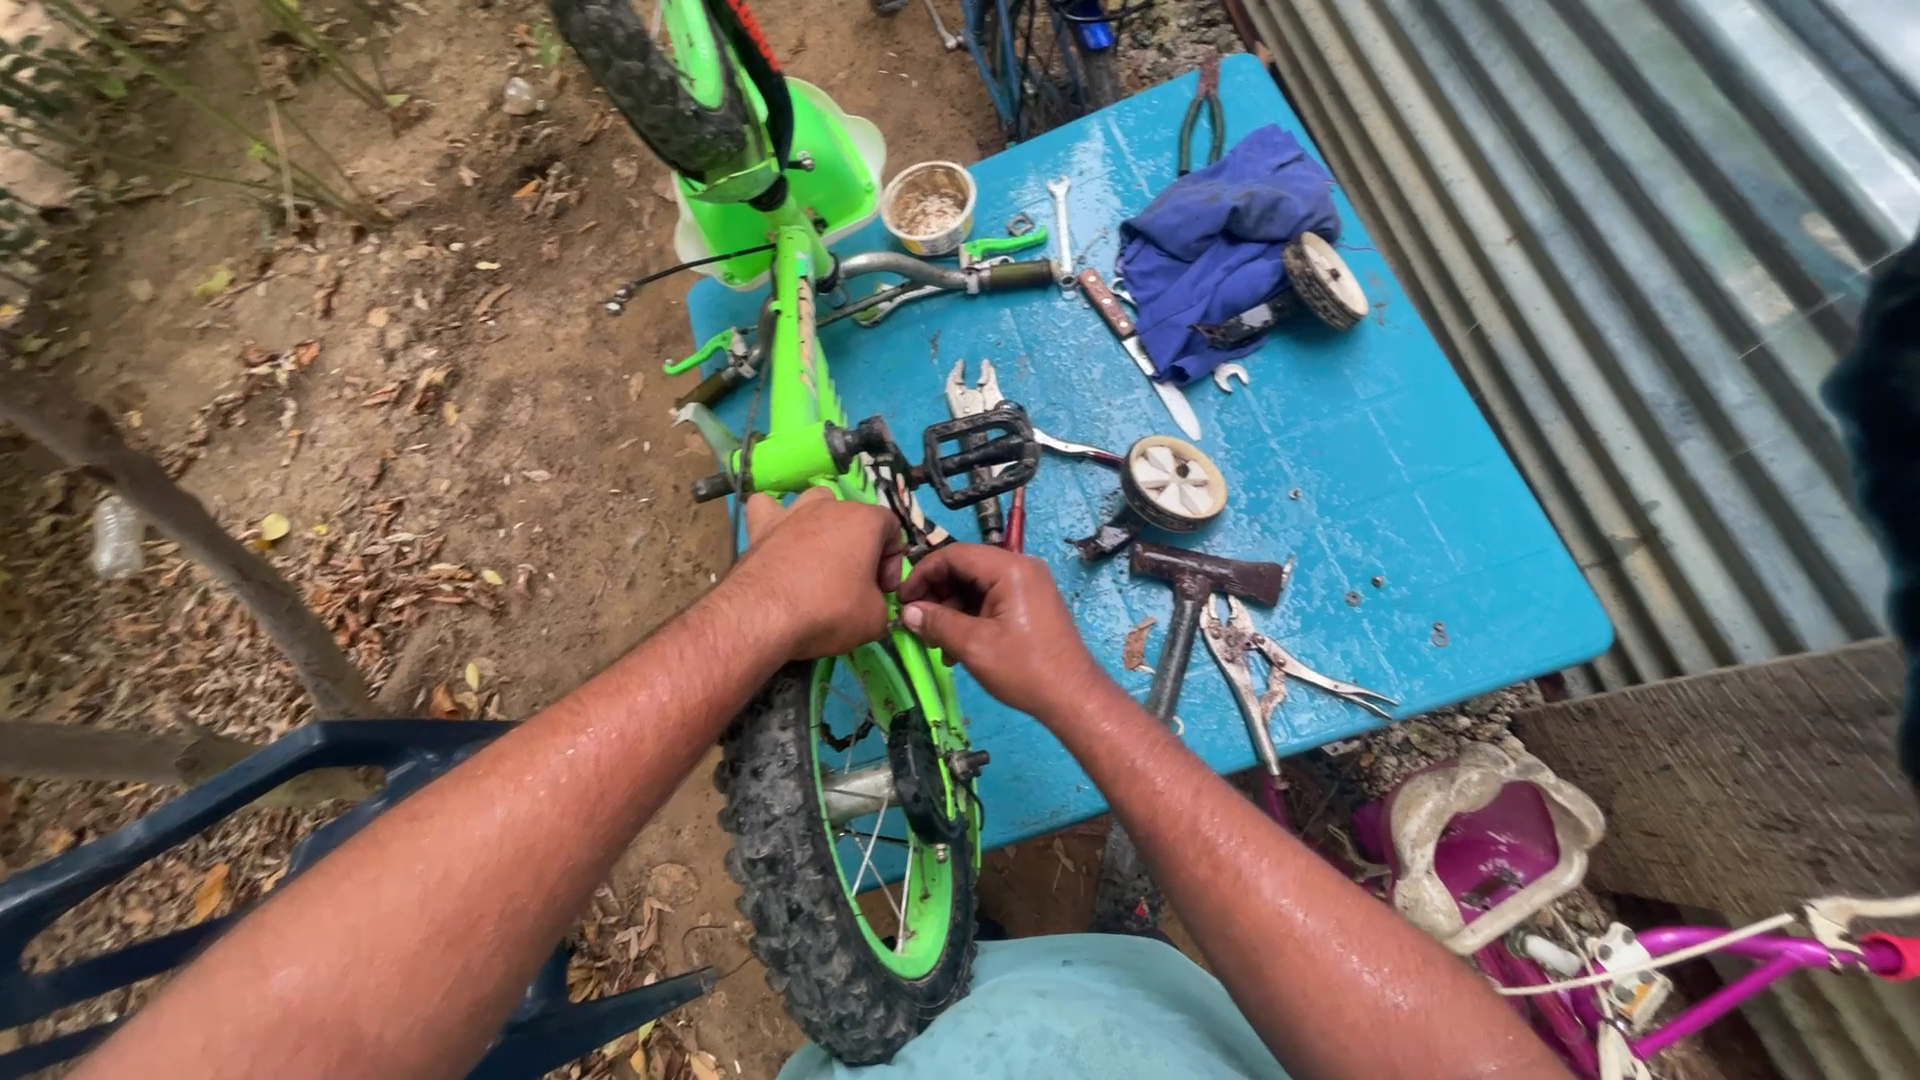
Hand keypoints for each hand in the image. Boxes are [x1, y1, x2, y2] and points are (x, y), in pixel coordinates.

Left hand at [726, 487, 905, 658]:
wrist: (763, 618)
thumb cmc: (829, 612)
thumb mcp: (875, 619)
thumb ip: (881, 603)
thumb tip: (870, 604)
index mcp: (865, 521)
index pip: (892, 529)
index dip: (892, 561)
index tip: (882, 589)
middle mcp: (830, 506)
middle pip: (856, 518)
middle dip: (860, 548)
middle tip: (855, 583)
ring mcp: (792, 512)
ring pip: (816, 502)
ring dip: (824, 525)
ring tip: (820, 557)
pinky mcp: (760, 526)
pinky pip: (768, 507)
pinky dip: (775, 518)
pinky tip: (778, 536)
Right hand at [896, 544, 1108, 718]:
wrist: (1073, 697)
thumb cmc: (1024, 668)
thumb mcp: (973, 645)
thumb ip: (937, 623)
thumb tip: (907, 612)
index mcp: (1010, 568)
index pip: (955, 555)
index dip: (923, 574)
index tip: (903, 600)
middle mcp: (1021, 568)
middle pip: (966, 569)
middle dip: (937, 594)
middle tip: (917, 623)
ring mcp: (1028, 586)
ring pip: (976, 587)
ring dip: (951, 610)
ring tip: (936, 643)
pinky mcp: (1030, 604)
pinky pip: (991, 600)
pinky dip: (970, 618)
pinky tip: (956, 648)